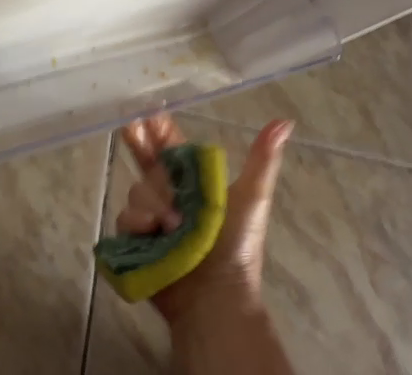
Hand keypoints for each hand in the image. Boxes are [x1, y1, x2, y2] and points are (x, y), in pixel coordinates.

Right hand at [117, 114, 291, 325]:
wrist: (217, 297)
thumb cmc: (237, 247)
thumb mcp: (253, 198)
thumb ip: (262, 159)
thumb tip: (285, 122)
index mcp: (193, 180)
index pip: (170, 145)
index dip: (159, 127)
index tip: (150, 112)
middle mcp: (169, 194)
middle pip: (146, 160)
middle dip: (136, 141)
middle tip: (130, 126)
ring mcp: (149, 218)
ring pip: (137, 190)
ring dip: (151, 201)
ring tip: (170, 223)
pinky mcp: (134, 241)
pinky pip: (126, 220)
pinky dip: (137, 223)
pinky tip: (151, 232)